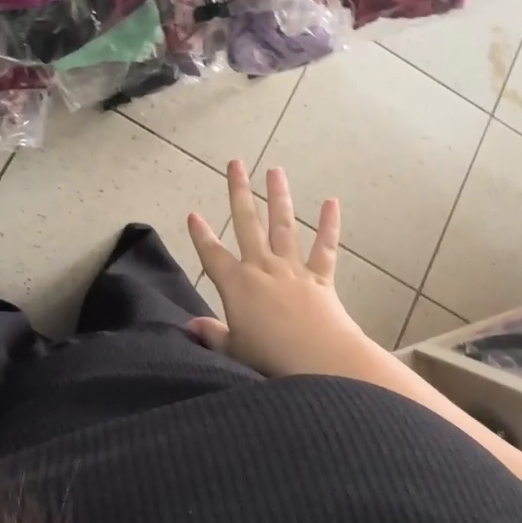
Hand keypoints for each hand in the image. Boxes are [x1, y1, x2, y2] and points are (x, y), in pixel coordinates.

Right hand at [184, 160, 379, 376]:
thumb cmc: (270, 358)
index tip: (193, 214)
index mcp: (237, 285)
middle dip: (239, 192)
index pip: (212, 255)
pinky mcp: (320, 277)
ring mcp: (292, 268)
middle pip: (247, 223)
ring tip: (275, 170)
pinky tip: (331, 202)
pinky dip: (329, 225)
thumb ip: (213, 334)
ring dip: (278, 196)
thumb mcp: (234, 349)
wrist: (319, 358)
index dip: (201, 235)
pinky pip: (325, 247)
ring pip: (283, 225)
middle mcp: (262, 267)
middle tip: (235, 163)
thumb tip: (190, 327)